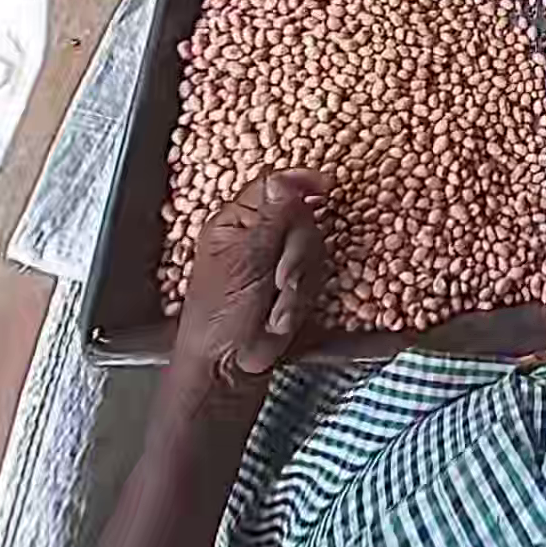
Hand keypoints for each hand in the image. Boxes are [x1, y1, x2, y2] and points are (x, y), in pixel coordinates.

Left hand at [172, 168, 329, 386]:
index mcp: (238, 221)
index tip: (325, 186)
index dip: (300, 182)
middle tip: (282, 279)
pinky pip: (317, 270)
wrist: (229, 366)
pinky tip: (282, 312)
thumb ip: (269, 220)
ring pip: (313, 244)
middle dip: (297, 250)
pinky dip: (303, 294)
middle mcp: (262, 232)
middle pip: (301, 216)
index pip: (273, 186)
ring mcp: (280, 255)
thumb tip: (282, 180)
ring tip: (277, 303)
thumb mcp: (244, 262)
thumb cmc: (220, 315)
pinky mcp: (296, 277)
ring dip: (299, 277)